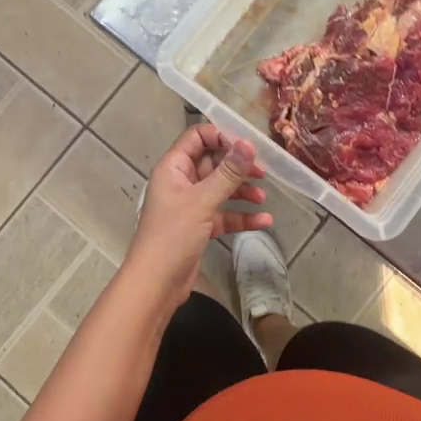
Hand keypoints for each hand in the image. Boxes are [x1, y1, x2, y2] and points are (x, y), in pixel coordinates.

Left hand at [127, 124, 271, 294]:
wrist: (156, 283)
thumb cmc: (173, 235)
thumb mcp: (202, 201)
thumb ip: (228, 173)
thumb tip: (249, 144)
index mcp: (173, 167)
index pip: (197, 137)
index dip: (222, 136)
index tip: (248, 146)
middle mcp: (180, 182)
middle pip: (212, 162)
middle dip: (237, 166)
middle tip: (263, 171)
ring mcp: (190, 205)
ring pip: (220, 188)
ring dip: (241, 190)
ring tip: (262, 196)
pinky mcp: (199, 226)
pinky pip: (223, 214)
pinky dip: (241, 216)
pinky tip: (264, 220)